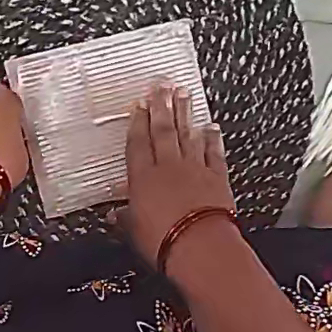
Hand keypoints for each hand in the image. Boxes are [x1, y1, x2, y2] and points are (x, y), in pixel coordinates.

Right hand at [122, 83, 236, 266]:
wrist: (199, 246)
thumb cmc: (163, 241)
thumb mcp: (134, 231)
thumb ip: (125, 218)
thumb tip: (115, 216)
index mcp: (143, 178)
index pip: (137, 143)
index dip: (137, 123)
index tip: (138, 106)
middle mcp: (168, 167)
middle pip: (162, 130)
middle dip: (160, 106)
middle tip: (160, 86)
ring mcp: (194, 169)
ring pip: (187, 134)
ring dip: (184, 113)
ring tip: (182, 94)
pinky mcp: (216, 177)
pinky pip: (212, 151)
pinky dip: (211, 138)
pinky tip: (210, 127)